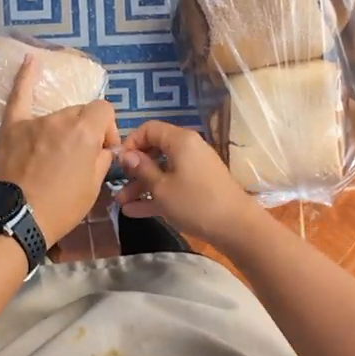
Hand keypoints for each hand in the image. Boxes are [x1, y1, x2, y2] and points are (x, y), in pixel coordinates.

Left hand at [0, 56, 117, 244]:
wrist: (20, 219)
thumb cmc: (63, 207)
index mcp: (86, 131)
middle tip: (79, 158)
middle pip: (80, 112)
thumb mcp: (94, 186)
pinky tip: (31, 59)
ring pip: (57, 114)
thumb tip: (102, 148)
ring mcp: (35, 121)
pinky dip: (25, 77)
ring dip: (63, 128)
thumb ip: (102, 158)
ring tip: (56, 154)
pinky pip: (19, 97)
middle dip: (85, 129)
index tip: (102, 151)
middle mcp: (61, 118)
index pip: (105, 111)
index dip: (108, 130)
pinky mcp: (13, 127)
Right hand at [114, 121, 268, 247]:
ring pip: (162, 171)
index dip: (131, 142)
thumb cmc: (195, 203)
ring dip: (142, 185)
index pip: (149, 129)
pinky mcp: (198, 187)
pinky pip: (172, 185)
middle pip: (155, 151)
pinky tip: (133, 211)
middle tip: (118, 184)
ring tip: (121, 203)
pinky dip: (156, 195)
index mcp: (180, 141)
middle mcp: (188, 149)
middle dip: (134, 169)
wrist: (235, 227)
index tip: (119, 163)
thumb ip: (142, 169)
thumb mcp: (162, 188)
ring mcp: (194, 169)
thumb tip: (126, 154)